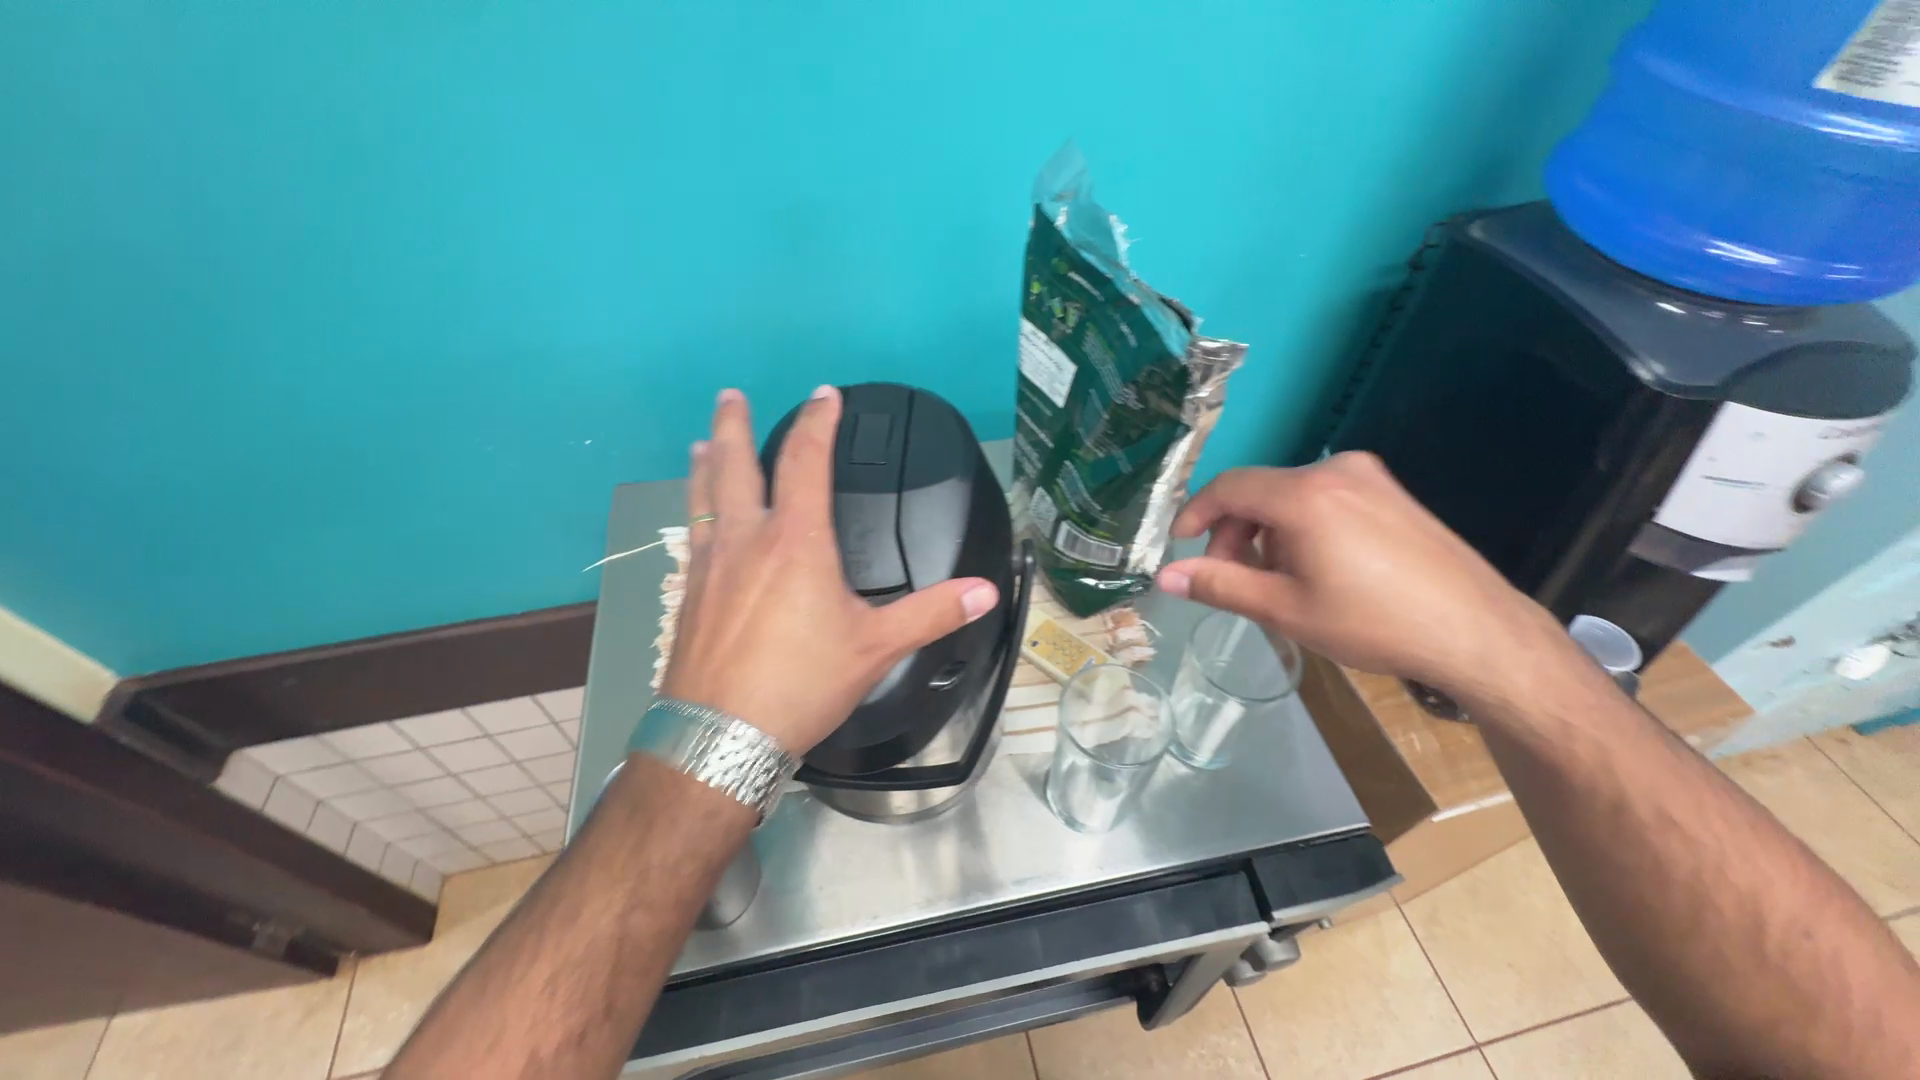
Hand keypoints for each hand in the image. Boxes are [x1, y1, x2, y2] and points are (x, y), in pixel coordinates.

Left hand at [660, 386, 1001, 754]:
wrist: (720, 736)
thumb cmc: (802, 684)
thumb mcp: (876, 647)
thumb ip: (931, 613)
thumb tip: (985, 592)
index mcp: (796, 541)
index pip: (806, 460)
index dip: (818, 422)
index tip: (826, 395)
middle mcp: (746, 540)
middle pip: (734, 464)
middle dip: (735, 424)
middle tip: (731, 395)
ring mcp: (709, 565)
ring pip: (702, 497)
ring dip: (705, 464)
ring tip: (702, 443)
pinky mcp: (688, 595)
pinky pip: (692, 536)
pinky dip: (695, 512)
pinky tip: (697, 524)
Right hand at [1154, 453, 1570, 702]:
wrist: (1475, 631)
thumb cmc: (1372, 623)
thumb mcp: (1285, 609)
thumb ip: (1219, 586)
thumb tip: (1165, 577)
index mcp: (1305, 494)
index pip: (1228, 487)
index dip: (1195, 514)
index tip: (1180, 547)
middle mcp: (1335, 469)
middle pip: (1260, 490)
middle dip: (1235, 531)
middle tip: (1234, 579)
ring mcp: (1370, 477)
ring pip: (1291, 495)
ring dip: (1268, 532)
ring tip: (1279, 582)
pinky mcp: (1391, 492)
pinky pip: (1324, 497)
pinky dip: (1302, 526)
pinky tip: (1317, 567)